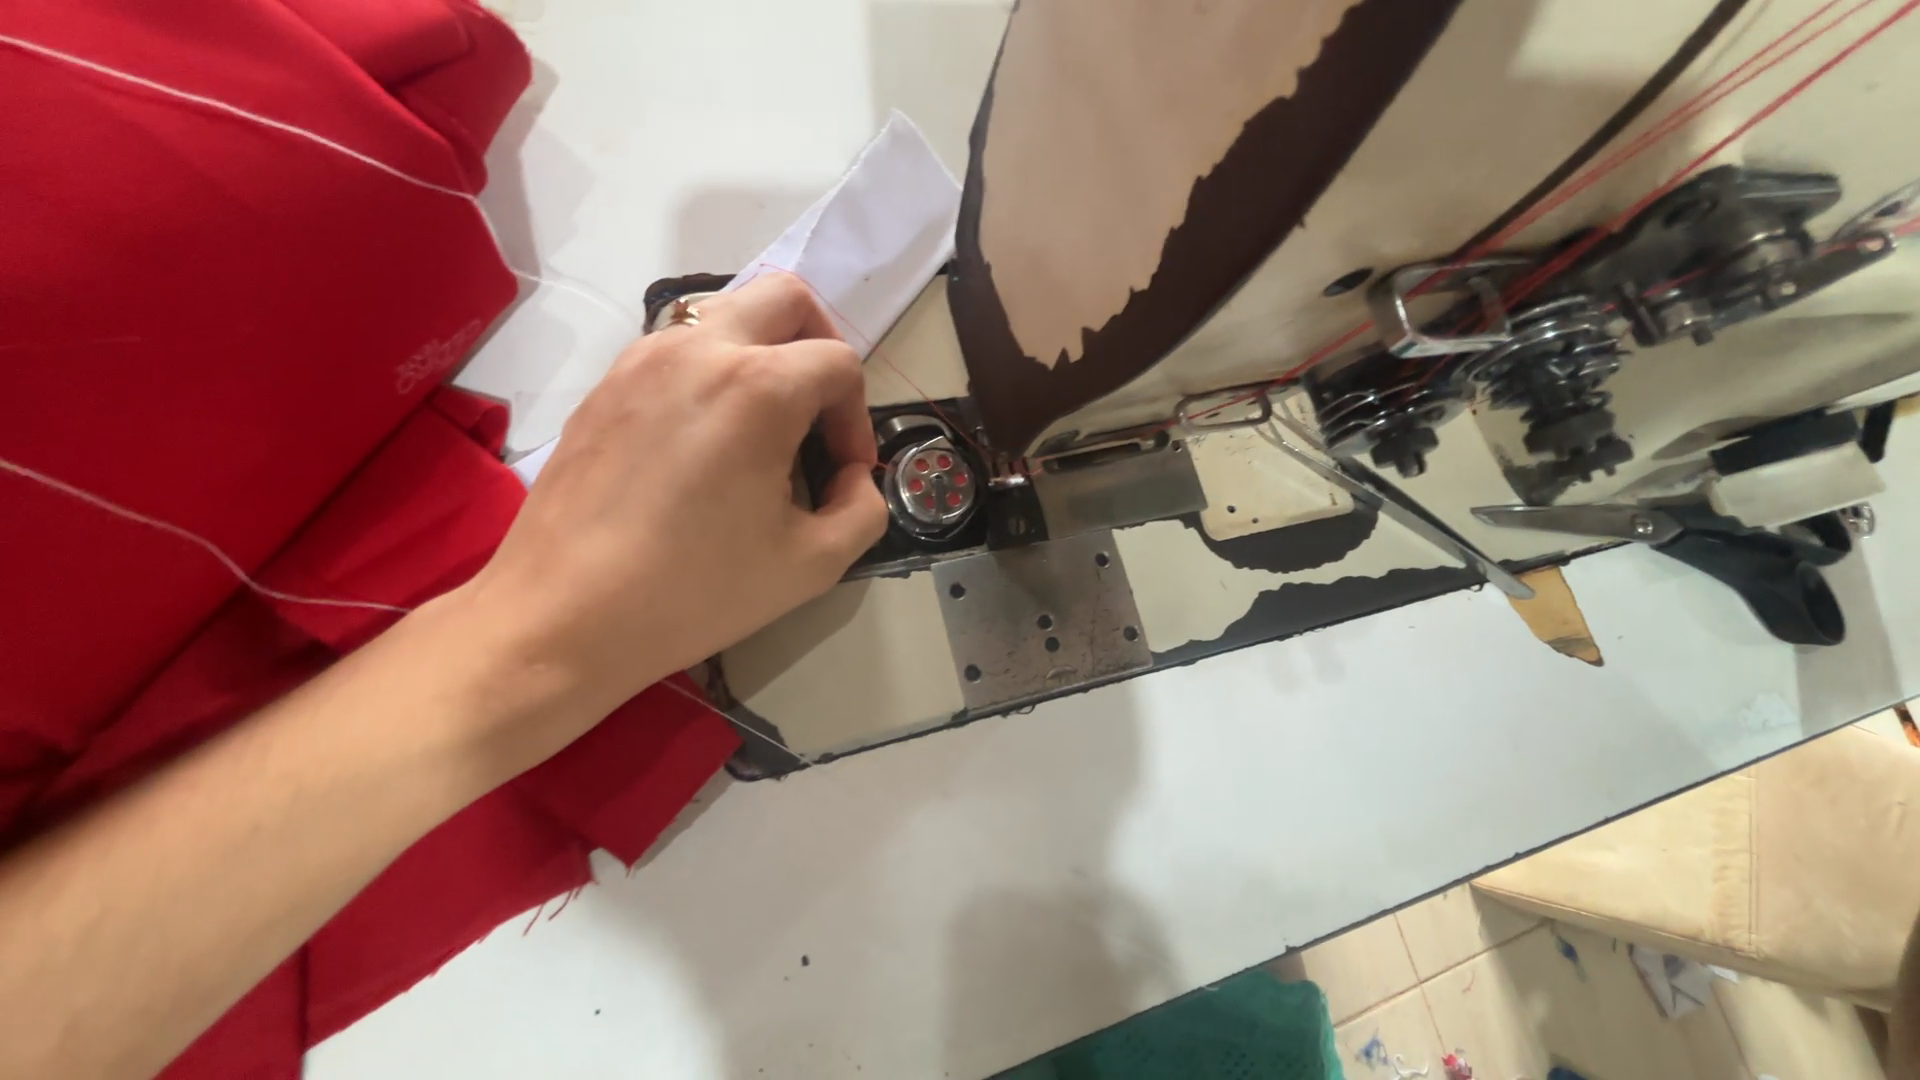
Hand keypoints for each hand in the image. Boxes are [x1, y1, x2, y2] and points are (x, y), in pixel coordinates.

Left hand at [455, 272, 888, 752]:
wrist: (564, 616)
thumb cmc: (696, 592)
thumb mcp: (813, 564)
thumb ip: (864, 509)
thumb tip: (853, 478)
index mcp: (758, 386)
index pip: (839, 362)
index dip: (858, 417)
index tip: (844, 473)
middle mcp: (700, 349)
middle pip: (786, 296)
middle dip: (821, 345)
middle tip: (820, 408)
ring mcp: (643, 358)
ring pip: (727, 313)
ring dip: (765, 354)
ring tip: (763, 429)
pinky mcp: (608, 382)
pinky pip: (680, 347)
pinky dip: (714, 371)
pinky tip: (707, 443)